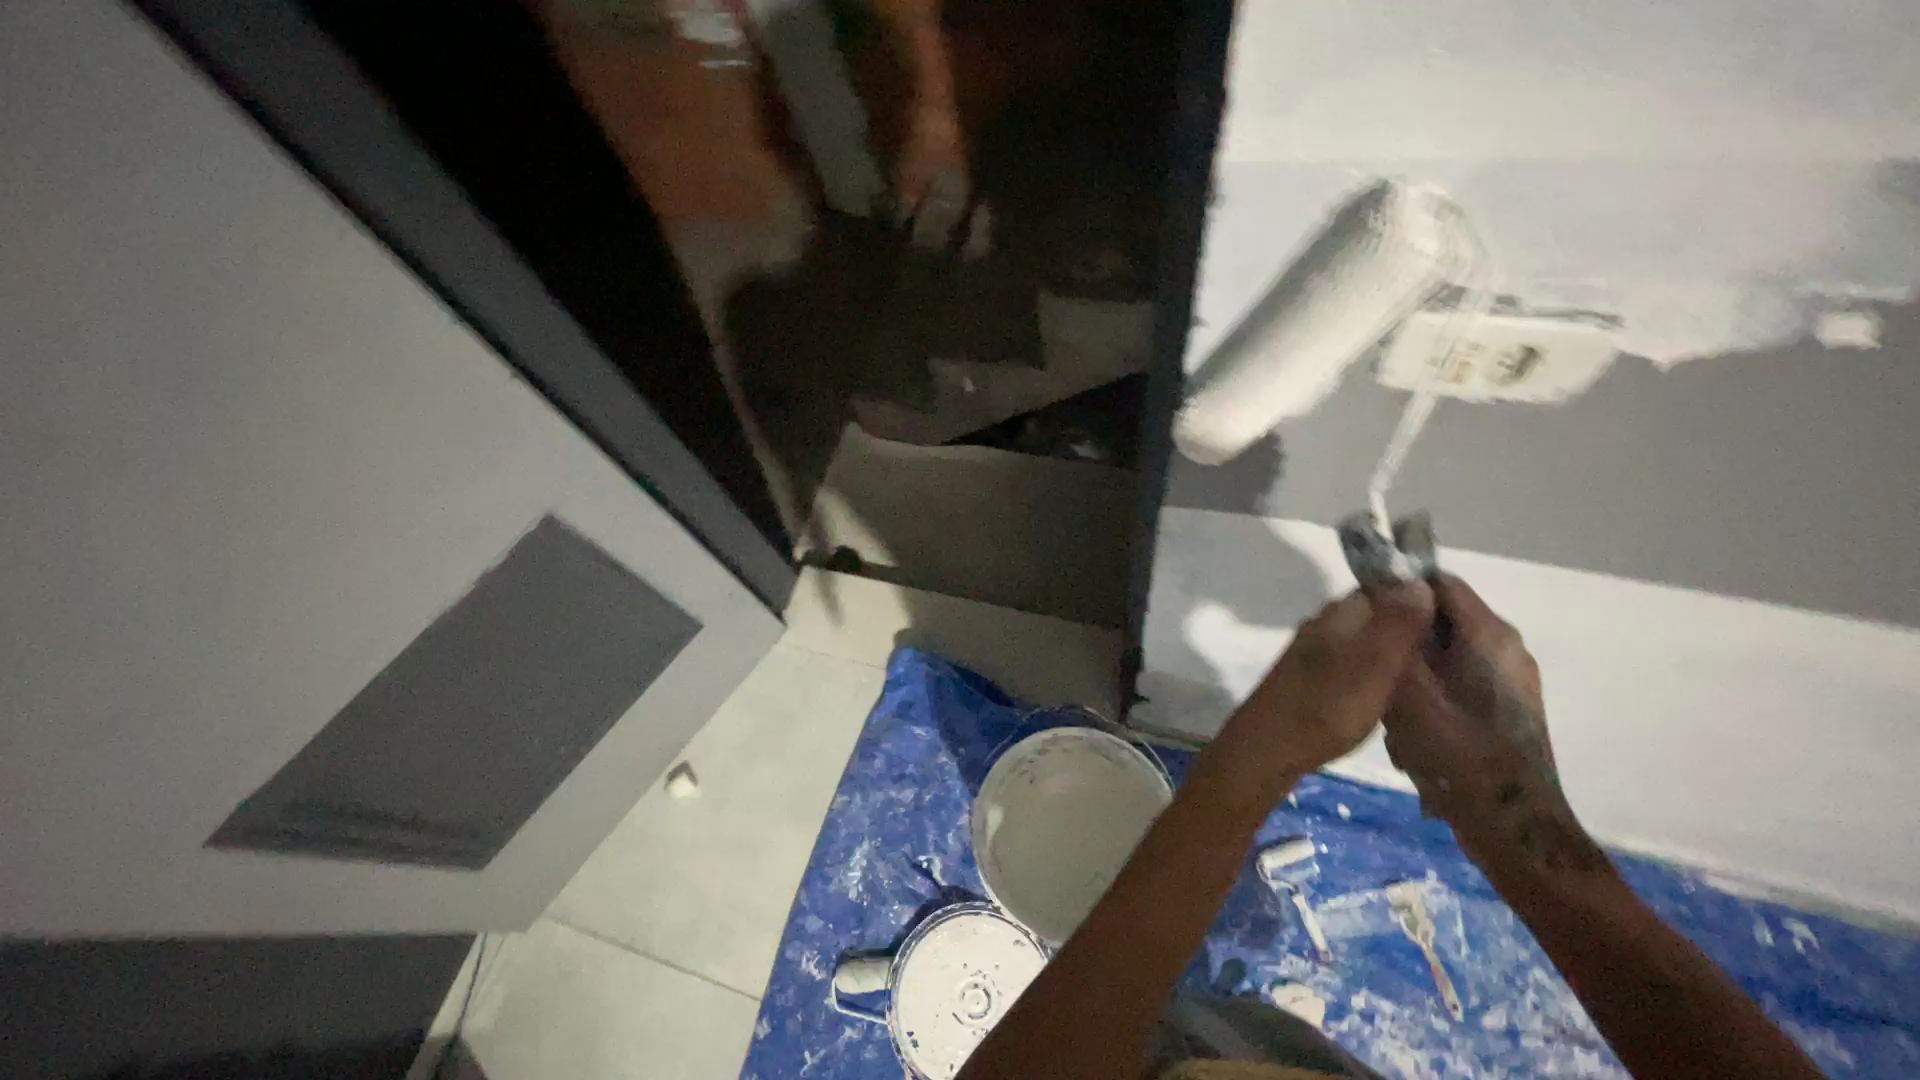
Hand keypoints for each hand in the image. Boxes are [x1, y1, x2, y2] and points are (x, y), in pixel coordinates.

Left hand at [1207, 583, 1434, 802]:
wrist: (1264, 750)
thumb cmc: (1325, 707)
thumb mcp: (1373, 665)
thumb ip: (1396, 624)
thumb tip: (1419, 581)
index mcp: (1338, 613)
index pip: (1383, 588)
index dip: (1417, 600)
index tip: (1450, 625)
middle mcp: (1320, 624)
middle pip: (1371, 614)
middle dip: (1404, 629)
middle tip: (1442, 657)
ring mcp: (1308, 652)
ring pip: (1358, 641)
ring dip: (1386, 654)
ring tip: (1419, 678)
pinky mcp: (1303, 679)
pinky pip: (1345, 664)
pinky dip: (1366, 674)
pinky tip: (1380, 695)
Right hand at [1384, 575, 1607, 875]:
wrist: (1513, 830)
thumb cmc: (1459, 758)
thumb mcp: (1409, 696)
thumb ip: (1394, 641)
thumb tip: (1380, 594)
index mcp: (1490, 635)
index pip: (1437, 582)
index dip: (1395, 590)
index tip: (1361, 617)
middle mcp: (1505, 648)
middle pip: (1436, 622)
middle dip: (1399, 647)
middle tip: (1372, 680)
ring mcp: (1507, 681)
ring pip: (1440, 658)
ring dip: (1410, 681)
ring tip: (1392, 721)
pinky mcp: (1504, 709)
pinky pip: (1453, 685)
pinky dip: (1428, 702)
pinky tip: (1413, 740)